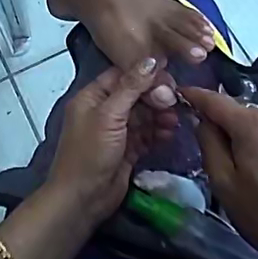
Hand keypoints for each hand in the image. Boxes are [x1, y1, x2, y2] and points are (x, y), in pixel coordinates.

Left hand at [47, 59, 178, 216]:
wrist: (82, 199)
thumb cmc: (90, 153)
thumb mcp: (109, 115)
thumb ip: (131, 87)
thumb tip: (152, 59)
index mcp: (92, 97)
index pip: (122, 76)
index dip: (145, 75)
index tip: (169, 77)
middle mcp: (103, 111)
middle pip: (135, 95)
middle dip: (155, 98)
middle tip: (174, 102)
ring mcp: (116, 131)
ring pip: (143, 115)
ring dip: (160, 116)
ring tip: (175, 121)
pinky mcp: (127, 149)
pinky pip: (146, 134)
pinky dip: (158, 132)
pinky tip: (170, 133)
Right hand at [180, 87, 257, 258]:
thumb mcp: (222, 183)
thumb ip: (208, 142)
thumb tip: (204, 120)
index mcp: (253, 125)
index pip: (216, 100)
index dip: (195, 96)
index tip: (180, 94)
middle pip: (238, 111)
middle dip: (223, 123)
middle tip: (214, 150)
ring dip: (245, 133)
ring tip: (244, 165)